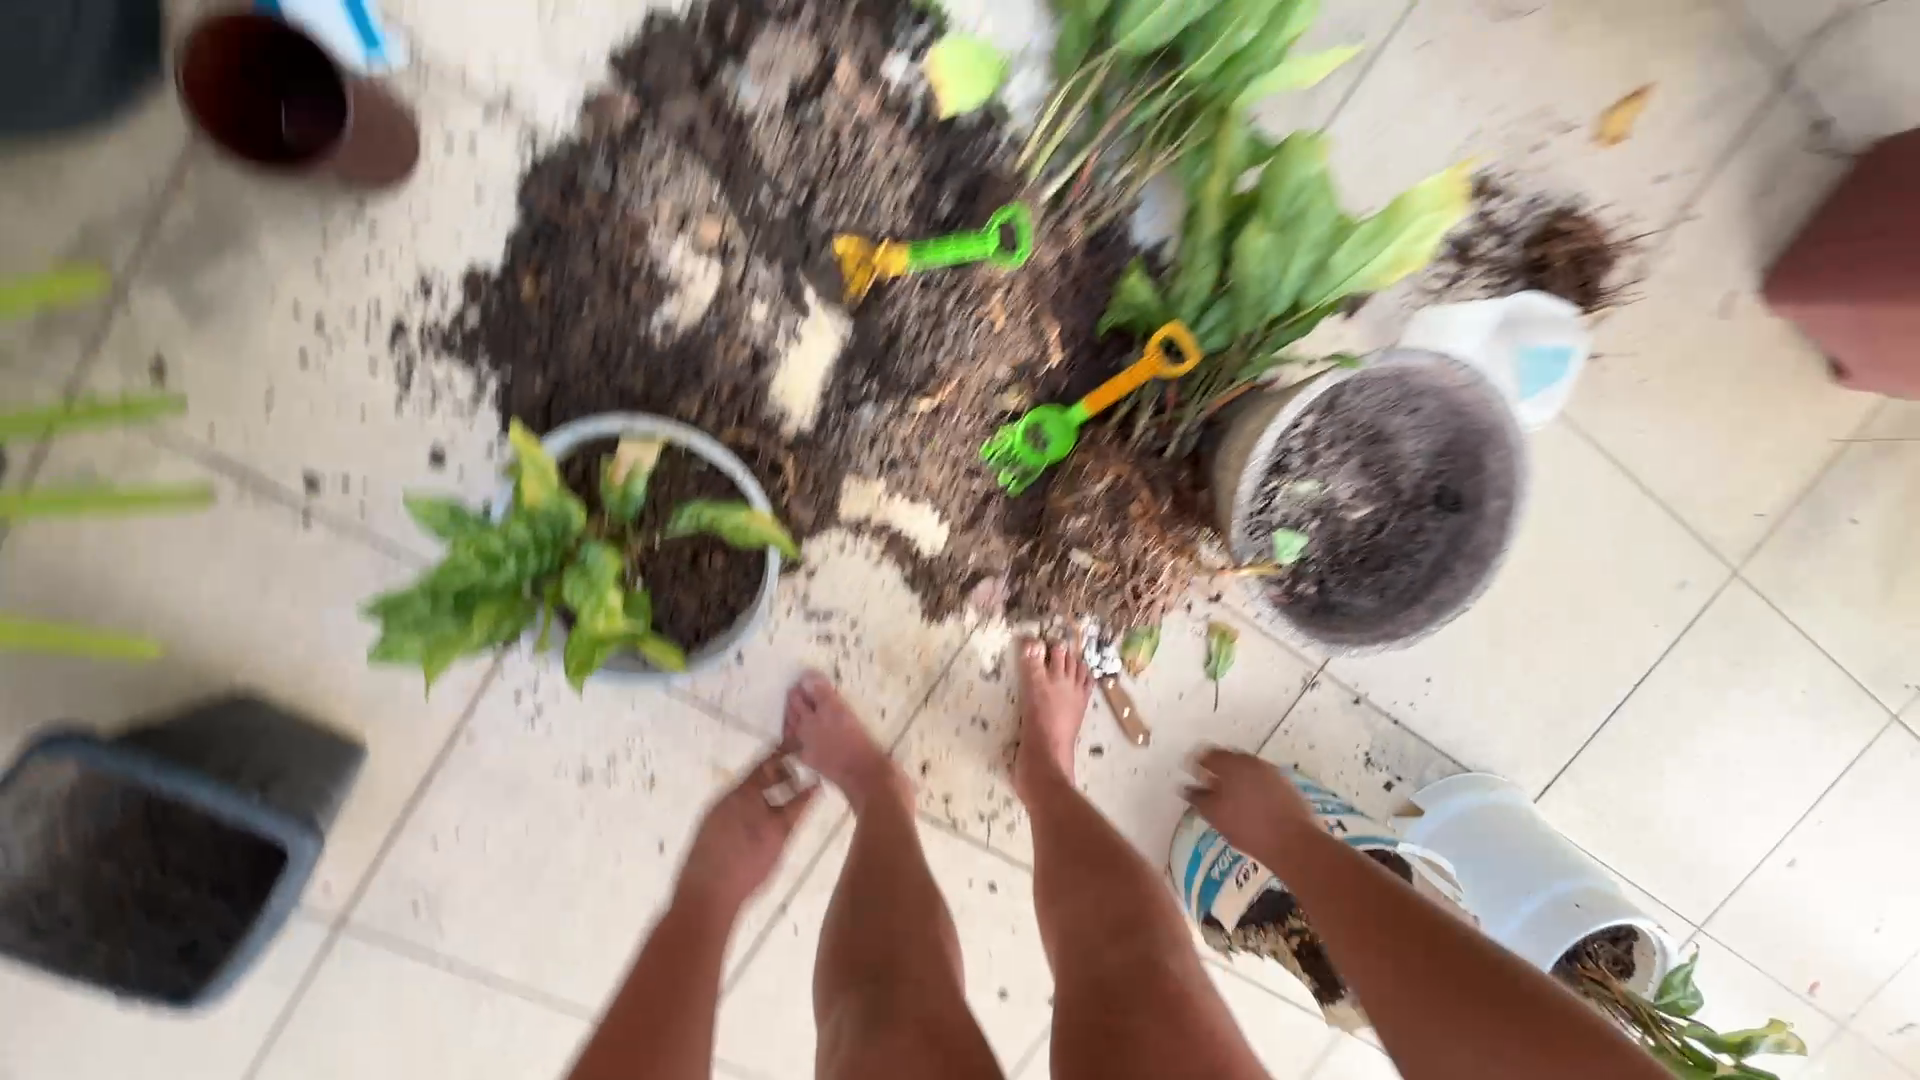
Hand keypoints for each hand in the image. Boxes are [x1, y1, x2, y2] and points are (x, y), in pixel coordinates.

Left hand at [676, 750, 817, 914]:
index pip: (769, 761)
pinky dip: (754, 807)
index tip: (802, 745)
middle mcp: (727, 798)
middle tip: (800, 776)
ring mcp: (715, 815)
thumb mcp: (779, 837)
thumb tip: (817, 786)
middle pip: (757, 777)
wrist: (704, 899)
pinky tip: (764, 822)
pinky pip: (736, 809)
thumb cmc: (745, 866)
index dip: (786, 752)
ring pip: (747, 794)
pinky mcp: (709, 832)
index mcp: (743, 793)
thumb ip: (798, 808)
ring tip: (788, 800)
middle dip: (780, 774)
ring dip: (768, 792)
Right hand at [1182, 747, 1318, 866]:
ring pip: (1247, 769)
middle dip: (1217, 768)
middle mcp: (1252, 762)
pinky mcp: (1287, 786)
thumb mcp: (1215, 815)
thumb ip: (1198, 798)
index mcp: (1231, 764)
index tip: (1191, 772)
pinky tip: (1250, 802)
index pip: (1208, 755)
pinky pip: (1262, 779)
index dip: (1197, 763)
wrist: (1295, 843)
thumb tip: (1186, 787)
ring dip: (1236, 777)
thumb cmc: (1248, 827)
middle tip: (1209, 784)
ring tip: (1229, 795)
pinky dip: (1252, 785)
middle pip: (1229, 759)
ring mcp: (1272, 772)